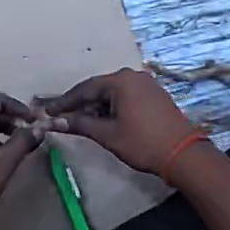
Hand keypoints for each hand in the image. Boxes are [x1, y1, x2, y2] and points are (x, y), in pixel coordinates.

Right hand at [41, 68, 198, 175]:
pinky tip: (102, 120)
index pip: (84, 89)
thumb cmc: (143, 143)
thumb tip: (55, 121)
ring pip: (112, 93)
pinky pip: (125, 97)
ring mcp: (146, 84)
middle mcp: (133, 76)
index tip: (46, 111)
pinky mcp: (154, 95)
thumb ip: (80, 124)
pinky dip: (111, 107)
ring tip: (78, 122)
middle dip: (79, 104)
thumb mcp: (107, 134)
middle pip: (98, 89)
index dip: (64, 102)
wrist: (183, 153)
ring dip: (95, 107)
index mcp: (121, 81)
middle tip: (59, 116)